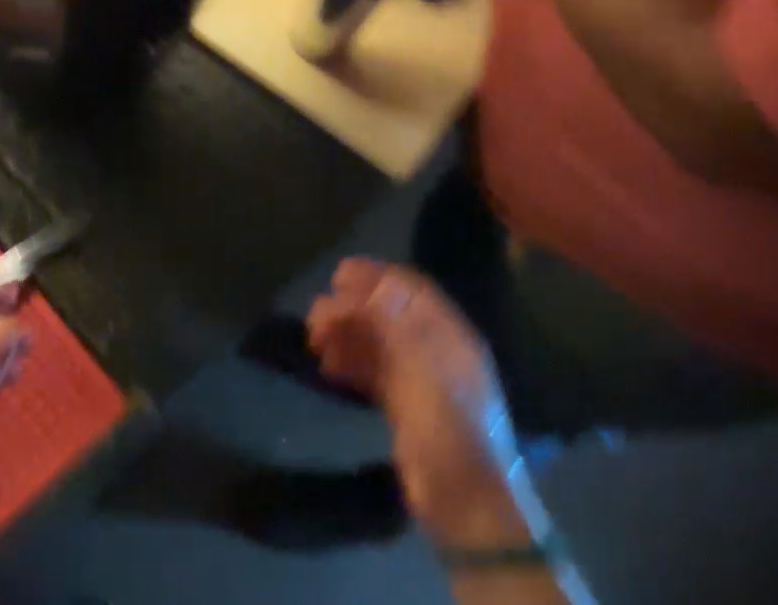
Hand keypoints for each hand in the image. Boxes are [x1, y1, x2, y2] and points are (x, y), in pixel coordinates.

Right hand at [306, 261, 527, 544]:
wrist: (464, 501)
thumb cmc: (449, 429)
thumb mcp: (423, 370)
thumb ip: (398, 324)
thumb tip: (374, 282)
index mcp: (450, 337)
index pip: (412, 291)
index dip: (376, 277)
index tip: (337, 276)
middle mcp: (435, 351)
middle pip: (388, 314)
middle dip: (351, 309)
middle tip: (315, 318)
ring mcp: (419, 379)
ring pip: (375, 343)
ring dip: (344, 335)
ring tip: (313, 340)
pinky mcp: (403, 406)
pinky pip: (371, 372)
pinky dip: (348, 364)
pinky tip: (326, 368)